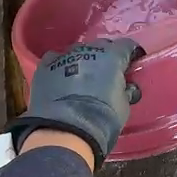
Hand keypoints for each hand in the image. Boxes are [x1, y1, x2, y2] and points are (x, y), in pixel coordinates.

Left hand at [12, 39, 142, 166]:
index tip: (131, 65)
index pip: (127, 46)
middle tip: (107, 73)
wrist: (65, 130)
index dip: (131, 55)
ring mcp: (64, 55)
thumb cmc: (102, 118)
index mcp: (113, 56)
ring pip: (78, 51)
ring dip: (83, 61)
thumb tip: (124, 87)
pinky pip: (55, 59)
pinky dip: (60, 66)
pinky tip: (61, 77)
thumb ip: (125, 90)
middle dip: (106, 57)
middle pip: (101, 46)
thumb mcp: (124, 105)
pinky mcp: (45, 66)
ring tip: (82, 77)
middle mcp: (89, 50)